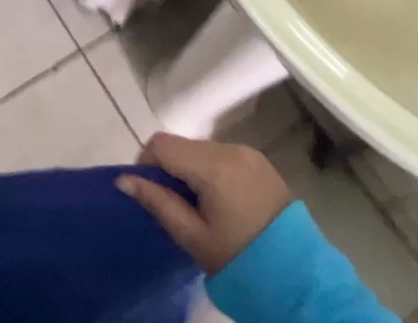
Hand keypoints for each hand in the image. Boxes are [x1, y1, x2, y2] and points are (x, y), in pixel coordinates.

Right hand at [117, 132, 291, 273]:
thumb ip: (157, 201)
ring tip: (198, 205)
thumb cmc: (237, 257)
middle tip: (172, 203)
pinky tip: (219, 200)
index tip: (148, 191)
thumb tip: (123, 179)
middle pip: (183, 144)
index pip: (162, 144)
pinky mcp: (260, 161)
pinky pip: (223, 155)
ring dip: (190, 168)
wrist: (294, 274)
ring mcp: (248, 153)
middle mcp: (231, 149)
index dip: (146, 162)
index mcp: (213, 165)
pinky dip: (211, 170)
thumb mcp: (191, 235)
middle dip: (169, 167)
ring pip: (202, 149)